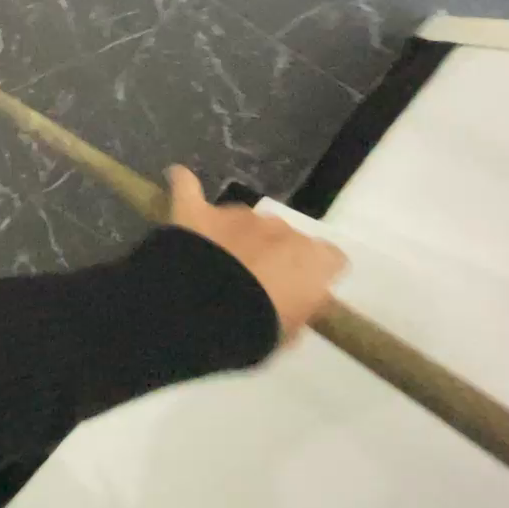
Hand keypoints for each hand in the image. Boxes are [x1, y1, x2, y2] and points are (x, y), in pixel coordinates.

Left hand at [165, 165, 347, 342]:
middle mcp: (279, 227)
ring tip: (211, 259)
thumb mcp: (293, 329)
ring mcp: (235, 214)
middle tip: (249, 277)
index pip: (327, 258)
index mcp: (313, 258)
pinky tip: (180, 178)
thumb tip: (297, 296)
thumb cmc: (257, 326)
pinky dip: (184, 183)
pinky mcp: (195, 209)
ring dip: (231, 233)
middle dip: (269, 251)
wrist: (202, 308)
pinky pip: (188, 186)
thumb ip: (301, 304)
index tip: (298, 287)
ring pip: (240, 218)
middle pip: (281, 235)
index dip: (311, 272)